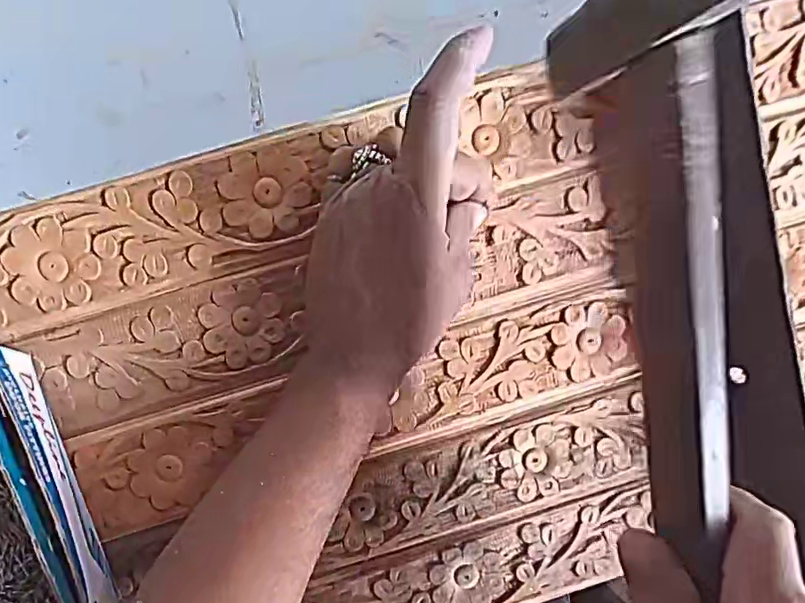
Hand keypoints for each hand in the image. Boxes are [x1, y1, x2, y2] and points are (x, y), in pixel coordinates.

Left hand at [302, 26, 495, 401]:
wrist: (349, 361)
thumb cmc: (406, 327)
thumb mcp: (458, 274)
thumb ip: (465, 220)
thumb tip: (462, 199)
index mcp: (414, 196)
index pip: (434, 107)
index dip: (457, 63)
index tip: (476, 41)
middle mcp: (373, 190)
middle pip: (425, 148)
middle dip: (455, 174)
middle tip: (466, 218)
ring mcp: (345, 206)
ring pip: (395, 173)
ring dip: (419, 192)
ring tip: (424, 245)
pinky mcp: (328, 224)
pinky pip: (368, 195)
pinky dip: (389, 207)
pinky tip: (394, 248)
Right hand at [617, 488, 804, 602]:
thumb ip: (657, 594)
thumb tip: (642, 542)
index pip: (760, 523)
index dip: (718, 503)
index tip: (680, 510)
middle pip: (758, 545)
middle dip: (702, 553)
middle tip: (664, 588)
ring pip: (759, 574)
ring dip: (715, 584)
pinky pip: (768, 600)